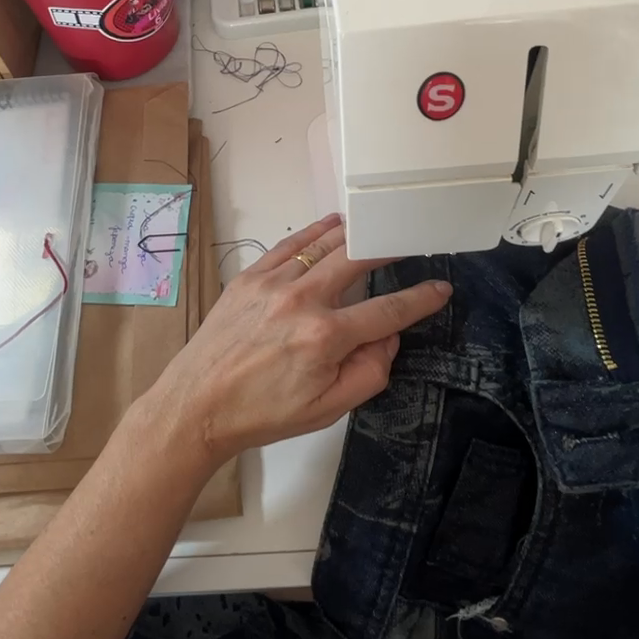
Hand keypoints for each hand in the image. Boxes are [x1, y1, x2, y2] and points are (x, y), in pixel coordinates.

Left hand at [137, 214, 451, 466]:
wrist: (198, 404)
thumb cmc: (263, 413)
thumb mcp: (328, 410)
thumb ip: (369, 372)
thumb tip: (388, 336)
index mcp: (326, 337)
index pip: (388, 311)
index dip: (420, 299)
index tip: (440, 289)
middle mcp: (302, 301)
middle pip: (358, 260)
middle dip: (389, 248)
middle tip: (407, 241)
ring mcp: (273, 283)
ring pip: (324, 246)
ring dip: (354, 234)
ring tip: (374, 226)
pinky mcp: (249, 277)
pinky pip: (289, 245)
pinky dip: (314, 232)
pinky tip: (331, 225)